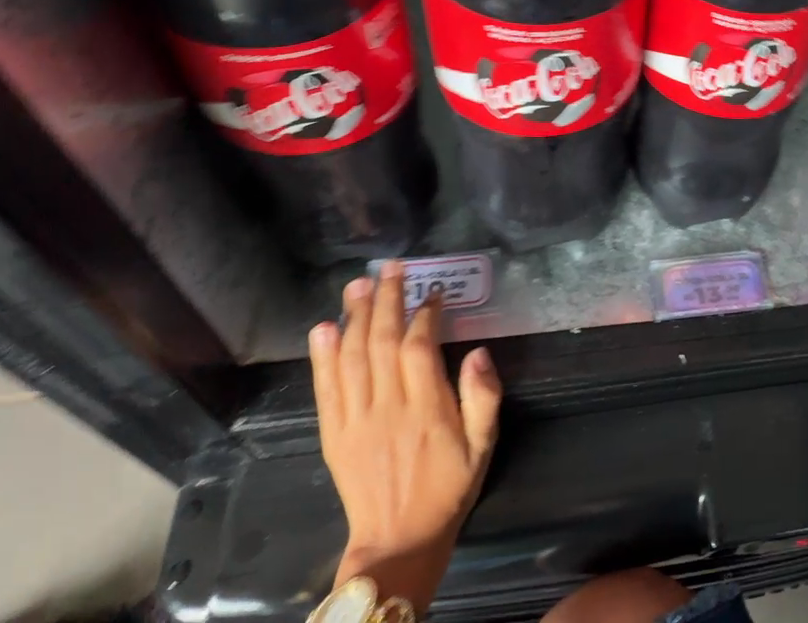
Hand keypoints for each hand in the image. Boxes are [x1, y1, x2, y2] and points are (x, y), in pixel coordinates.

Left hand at [310, 261, 501, 612]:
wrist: (398, 539)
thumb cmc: (449, 488)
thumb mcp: (484, 446)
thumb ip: (484, 398)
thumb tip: (478, 353)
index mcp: (427, 409)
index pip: (420, 348)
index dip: (425, 314)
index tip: (432, 291)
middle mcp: (387, 408)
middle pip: (382, 343)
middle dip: (387, 300)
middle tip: (391, 268)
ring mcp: (355, 420)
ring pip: (352, 358)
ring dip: (355, 317)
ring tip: (359, 284)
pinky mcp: (333, 433)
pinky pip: (326, 389)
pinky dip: (323, 356)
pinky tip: (324, 328)